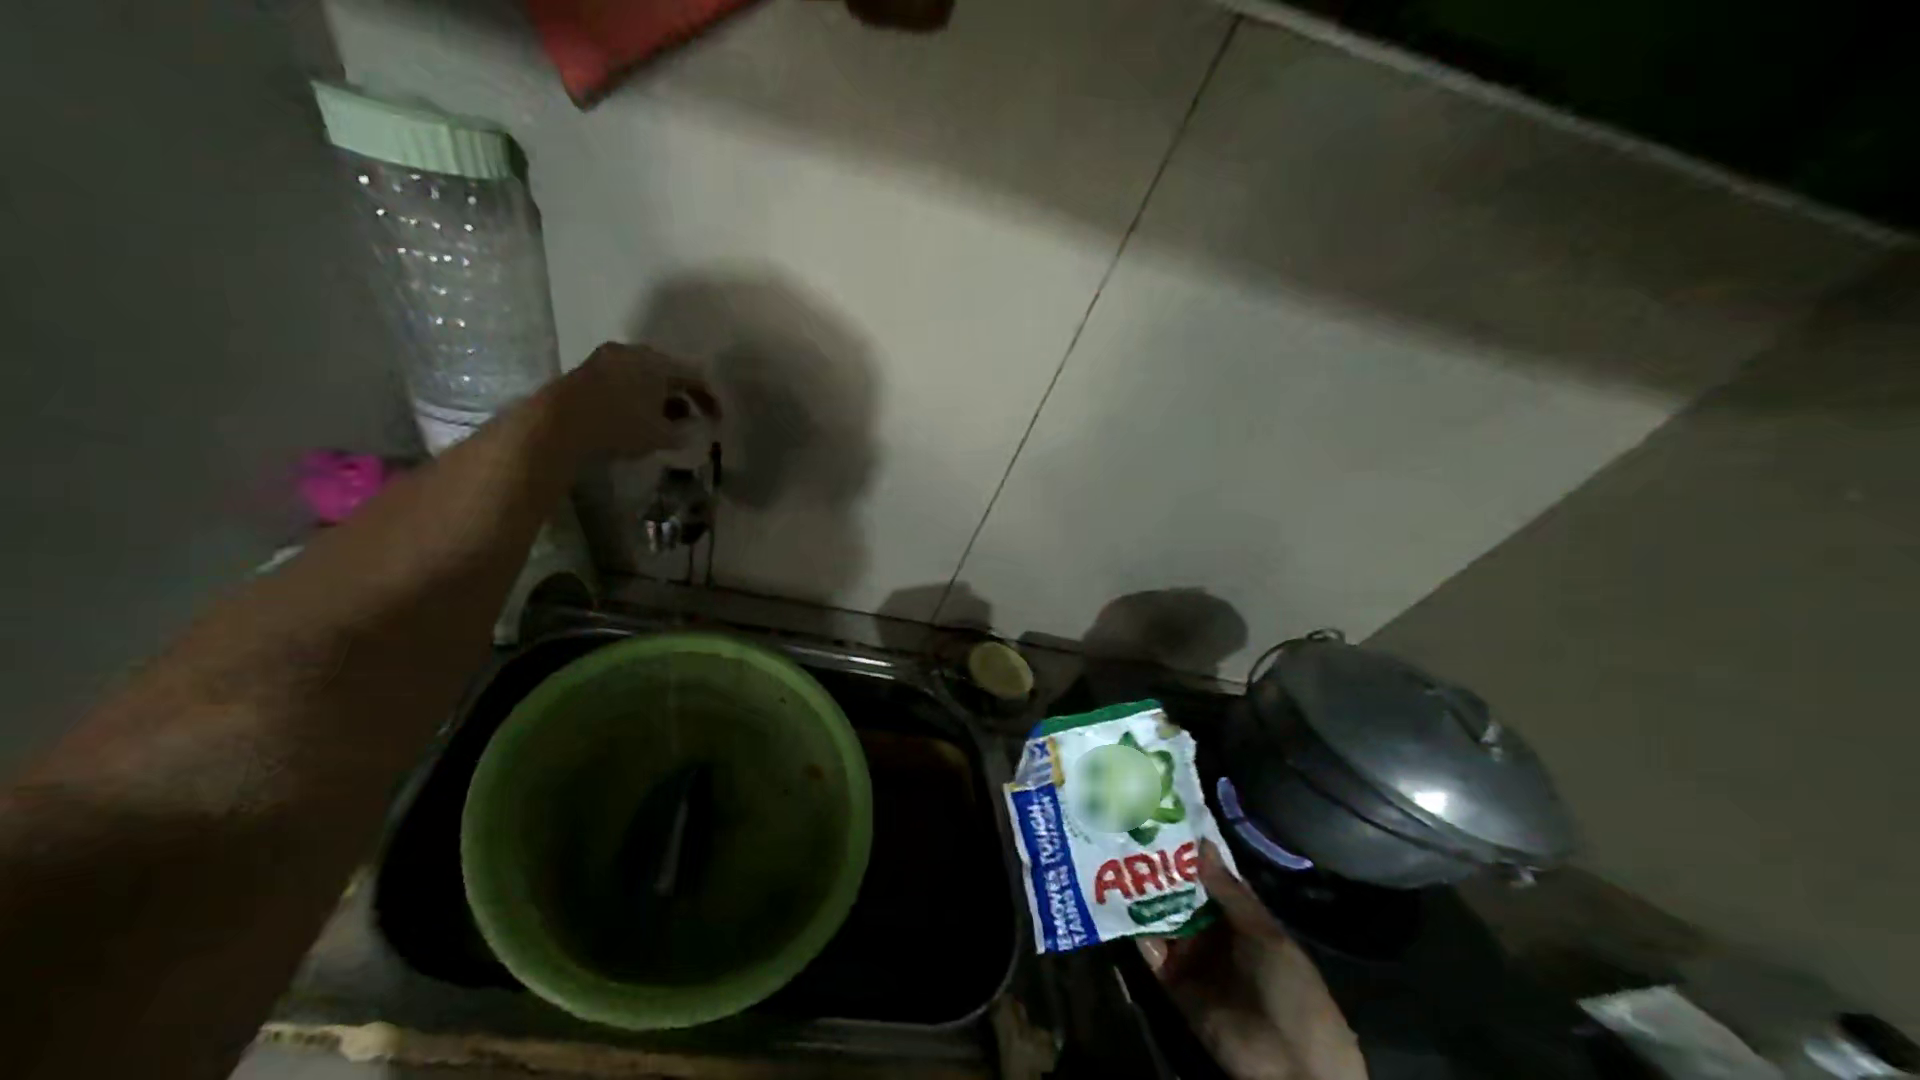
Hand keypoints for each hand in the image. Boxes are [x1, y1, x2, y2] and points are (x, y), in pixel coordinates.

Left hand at [556, 342, 721, 458]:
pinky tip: (637, 413)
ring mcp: (609, 357)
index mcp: (660, 363)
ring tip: (663, 419)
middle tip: (690, 417)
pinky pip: (624, 378)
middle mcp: (636, 352)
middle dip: (682, 395)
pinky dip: (637, 394)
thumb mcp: (661, 436)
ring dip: (658, 395)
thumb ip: (683, 431)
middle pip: (669, 371)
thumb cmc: (620, 427)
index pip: (696, 377)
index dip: (710, 400)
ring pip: (645, 374)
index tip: (716, 420)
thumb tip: (691, 426)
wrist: (558, 423)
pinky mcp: (588, 368)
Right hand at [1138, 842, 1367, 1079]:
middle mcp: (1214, 934)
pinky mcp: (1174, 984)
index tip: (1165, 823)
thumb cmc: (1291, 990)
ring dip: (1146, 897)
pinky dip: (1140, 932)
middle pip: (1184, 897)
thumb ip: (1230, 892)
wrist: (1292, 1066)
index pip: (1211, 880)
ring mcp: (1193, 959)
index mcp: (1242, 920)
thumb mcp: (1266, 935)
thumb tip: (1202, 844)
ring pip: (1165, 920)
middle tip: (1134, 837)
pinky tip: (1124, 907)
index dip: (1192, 855)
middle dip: (1162, 871)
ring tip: (1121, 864)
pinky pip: (1153, 954)